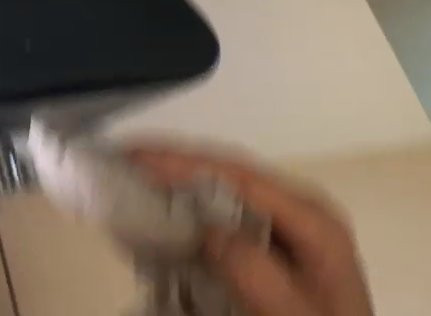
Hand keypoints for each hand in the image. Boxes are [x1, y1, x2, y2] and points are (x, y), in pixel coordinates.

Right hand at [128, 146, 373, 315]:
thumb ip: (253, 272)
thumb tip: (208, 231)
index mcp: (311, 218)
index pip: (236, 173)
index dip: (181, 162)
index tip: (133, 158)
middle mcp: (296, 208)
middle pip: (223, 170)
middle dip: (170, 162)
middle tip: (119, 159)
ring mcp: (283, 222)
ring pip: (217, 184)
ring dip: (173, 179)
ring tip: (128, 173)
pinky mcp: (268, 240)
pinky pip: (219, 207)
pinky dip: (184, 201)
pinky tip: (156, 203)